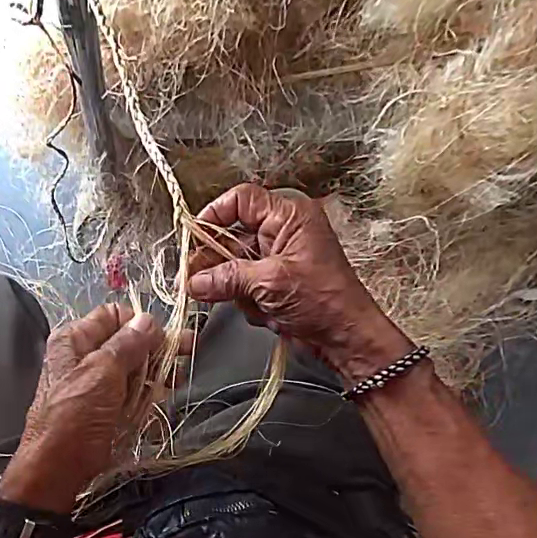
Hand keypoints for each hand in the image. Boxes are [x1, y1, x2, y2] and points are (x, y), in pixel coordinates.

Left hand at [0, 303, 162, 510]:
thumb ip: (126, 345)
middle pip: (126, 342)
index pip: (113, 316)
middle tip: (186, 352)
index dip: (140, 323)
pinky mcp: (103, 408)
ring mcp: (94, 384)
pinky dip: (147, 392)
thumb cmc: (73, 419)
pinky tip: (163, 394)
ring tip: (176, 378)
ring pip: (131, 368)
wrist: (56, 471)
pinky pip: (129, 392)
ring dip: (156, 371)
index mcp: (72, 340)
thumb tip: (147, 321)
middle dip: (156, 347)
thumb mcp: (101, 374)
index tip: (166, 337)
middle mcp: (81, 357)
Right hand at [186, 183, 413, 380]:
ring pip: (232, 264)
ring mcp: (275, 259)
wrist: (344, 336)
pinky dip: (244, 300)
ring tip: (242, 300)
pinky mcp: (272, 284)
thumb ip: (226, 278)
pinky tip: (262, 311)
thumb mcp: (269, 283)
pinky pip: (241, 286)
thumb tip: (194, 281)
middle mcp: (281, 233)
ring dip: (231, 286)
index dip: (214, 215)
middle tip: (192, 279)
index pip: (241, 201)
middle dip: (213, 260)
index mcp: (288, 217)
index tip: (193, 237)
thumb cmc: (324, 300)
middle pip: (231, 235)